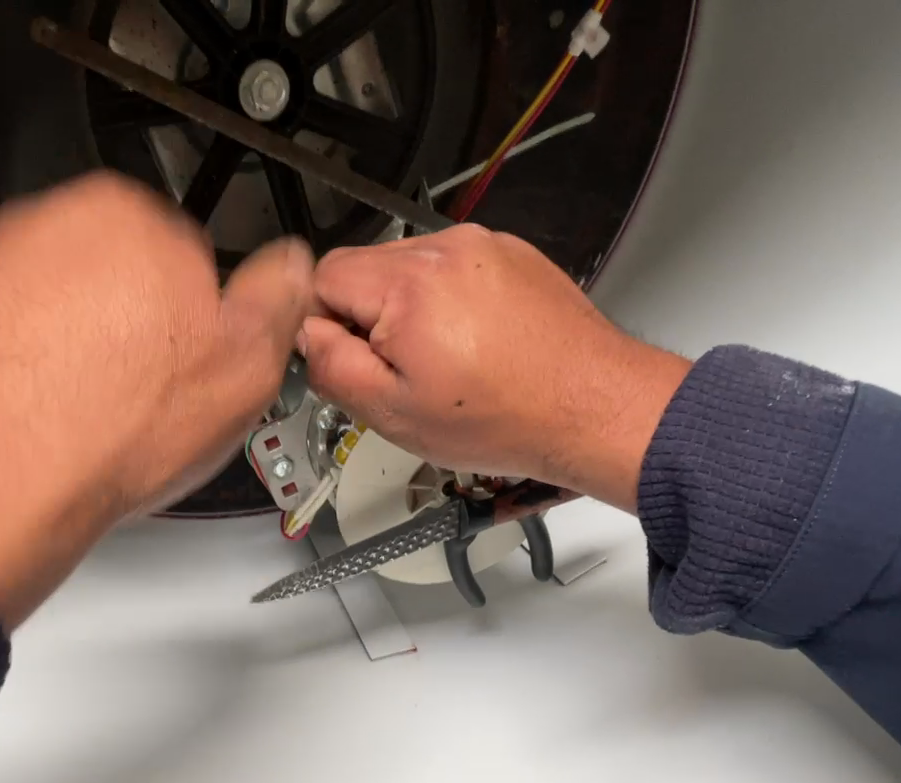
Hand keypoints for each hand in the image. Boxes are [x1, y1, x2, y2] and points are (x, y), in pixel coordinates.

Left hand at [0, 173, 311, 625]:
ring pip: (65, 302)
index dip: (197, 317)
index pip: (189, 254)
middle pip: (122, 274)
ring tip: (91, 408)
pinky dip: (31, 358)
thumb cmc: (110, 431)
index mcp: (136, 217)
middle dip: (137, 324)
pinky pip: (16, 328)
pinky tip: (46, 409)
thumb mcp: (245, 370)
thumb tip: (286, 272)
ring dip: (81, 342)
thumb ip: (277, 300)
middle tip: (142, 390)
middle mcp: (58, 222)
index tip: (191, 356)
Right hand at [296, 224, 689, 510]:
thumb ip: (331, 366)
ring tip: (441, 362)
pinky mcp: (509, 254)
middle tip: (399, 371)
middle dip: (365, 318)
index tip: (353, 360)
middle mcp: (446, 247)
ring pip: (404, 269)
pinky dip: (445, 304)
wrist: (592, 408)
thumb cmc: (503, 418)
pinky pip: (448, 270)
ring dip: (405, 311)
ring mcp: (483, 245)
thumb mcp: (392, 412)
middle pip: (362, 269)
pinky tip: (469, 346)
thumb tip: (307, 334)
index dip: (324, 324)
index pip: (323, 277)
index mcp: (409, 283)